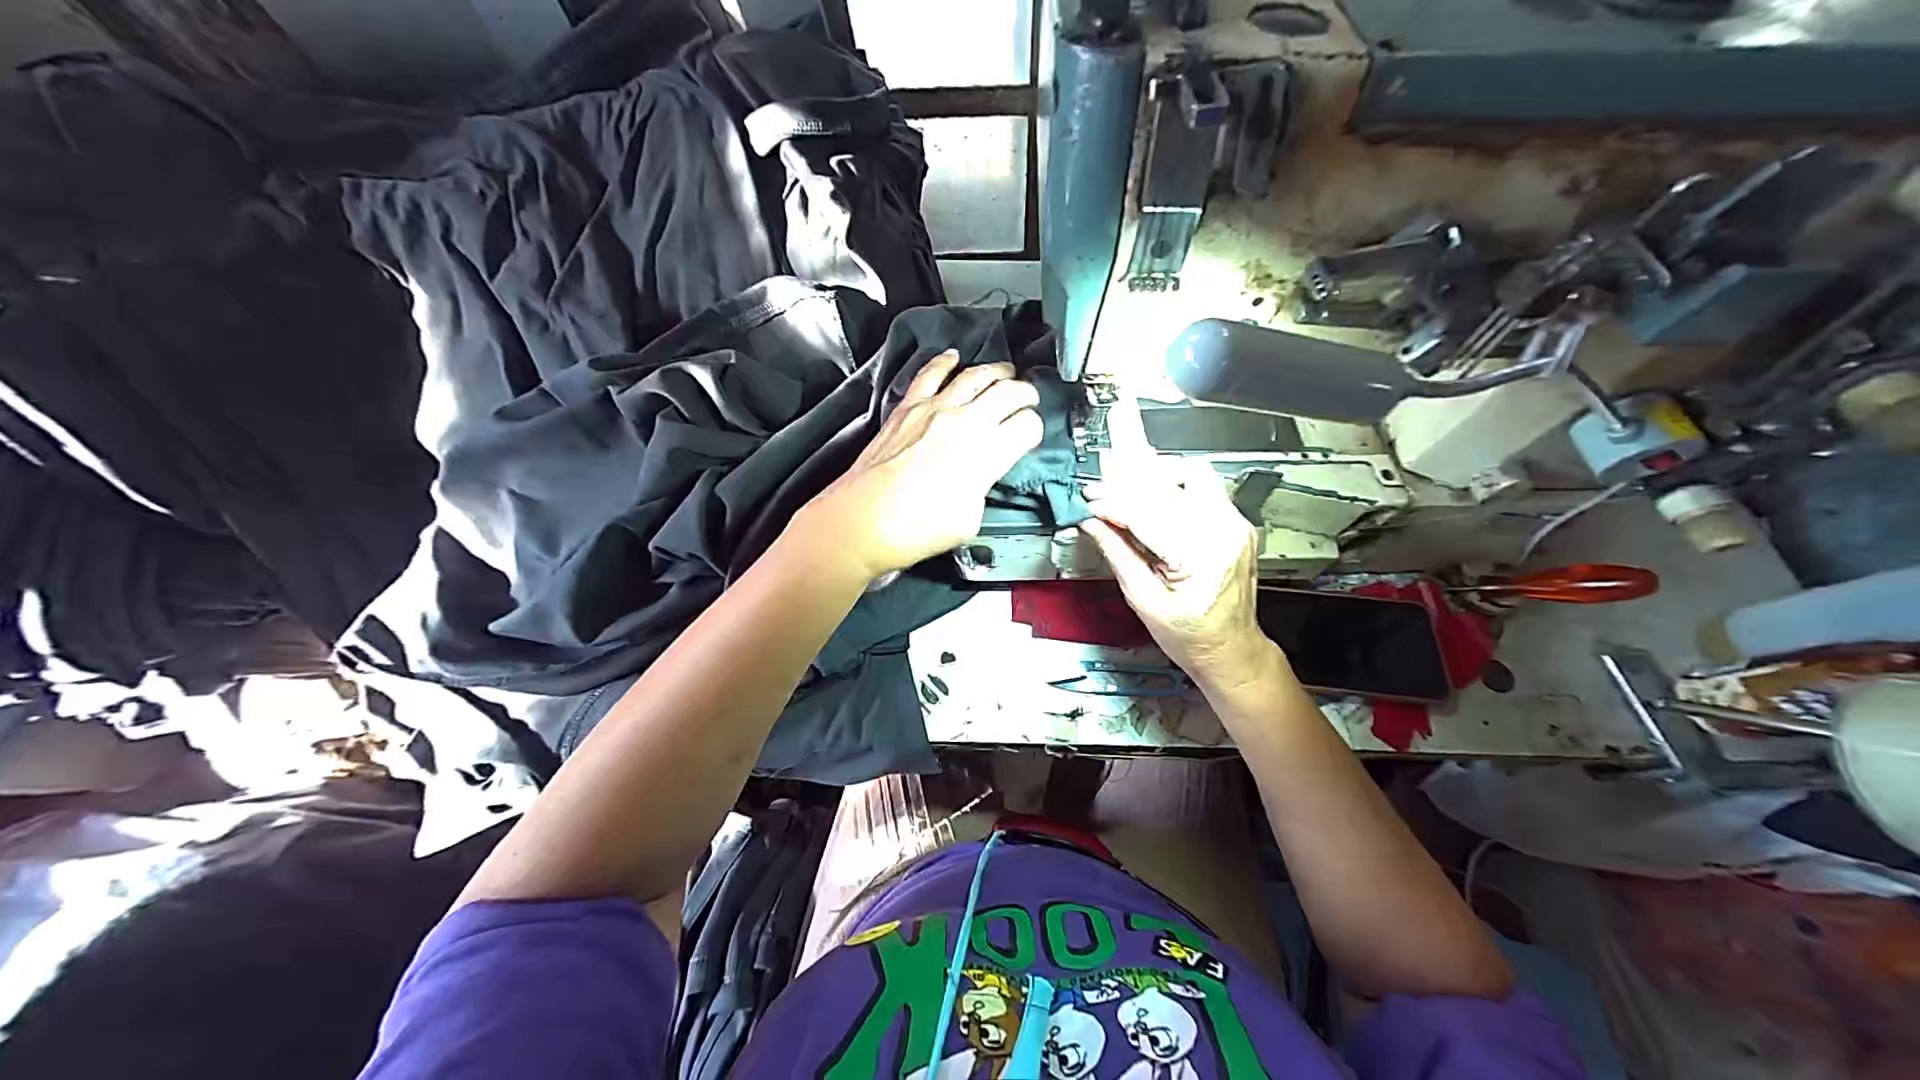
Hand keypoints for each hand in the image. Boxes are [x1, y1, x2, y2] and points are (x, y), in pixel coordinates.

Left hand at [795, 350, 1042, 579]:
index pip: (1027, 425)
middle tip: (1028, 398)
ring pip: (975, 375)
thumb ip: (982, 490)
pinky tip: (952, 357)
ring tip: (1005, 372)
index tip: (1031, 432)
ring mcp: (934, 410)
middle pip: (1009, 392)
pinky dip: (945, 362)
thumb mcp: (970, 519)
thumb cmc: (912, 527)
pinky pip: (931, 374)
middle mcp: (965, 422)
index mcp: (989, 452)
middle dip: (1025, 394)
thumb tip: (979, 482)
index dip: (1034, 428)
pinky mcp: (908, 409)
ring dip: (995, 372)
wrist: (865, 520)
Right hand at [1080, 458, 1282, 689]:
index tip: (1090, 501)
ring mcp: (1234, 525)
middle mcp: (1224, 534)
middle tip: (1104, 484)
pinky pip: (1203, 488)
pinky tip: (1152, 499)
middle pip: (1171, 484)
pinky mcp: (1235, 523)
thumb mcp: (1143, 600)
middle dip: (1131, 482)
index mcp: (1200, 558)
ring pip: (1191, 475)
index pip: (1147, 513)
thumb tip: (1093, 524)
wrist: (1229, 648)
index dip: (1112, 503)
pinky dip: (1173, 487)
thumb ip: (1117, 554)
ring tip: (1128, 488)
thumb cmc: (1194, 636)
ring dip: (1156, 477)